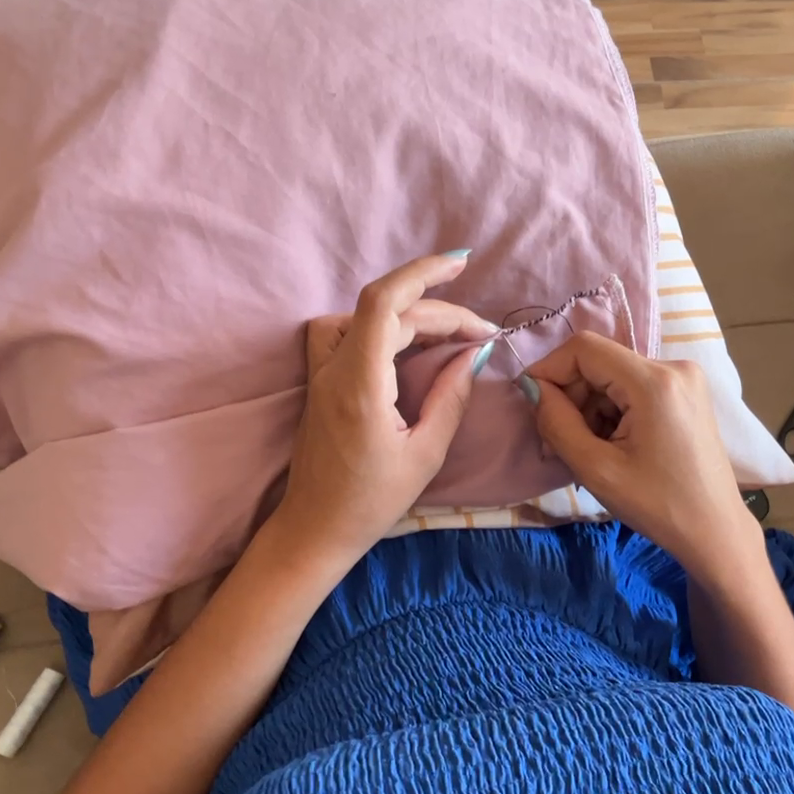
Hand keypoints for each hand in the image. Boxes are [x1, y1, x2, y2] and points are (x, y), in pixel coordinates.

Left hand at [269, 252, 495, 565]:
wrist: (313, 528)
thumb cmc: (371, 502)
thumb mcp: (425, 455)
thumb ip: (451, 397)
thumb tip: (474, 352)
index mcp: (360, 384)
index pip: (385, 303)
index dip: (423, 273)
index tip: (463, 265)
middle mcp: (334, 367)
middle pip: (386, 309)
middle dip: (439, 312)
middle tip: (480, 336)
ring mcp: (321, 371)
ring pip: (363, 314)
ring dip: (409, 312)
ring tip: (447, 332)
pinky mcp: (320, 379)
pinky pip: (349, 331)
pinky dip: (382, 325)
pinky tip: (405, 343)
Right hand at [526, 331, 760, 576]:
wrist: (714, 531)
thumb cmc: (657, 505)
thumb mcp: (596, 469)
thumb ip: (557, 422)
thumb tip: (533, 388)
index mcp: (654, 381)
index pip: (585, 348)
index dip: (550, 370)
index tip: (532, 405)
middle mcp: (673, 366)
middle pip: (600, 363)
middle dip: (571, 397)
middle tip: (556, 443)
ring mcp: (684, 379)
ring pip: (614, 377)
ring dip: (590, 409)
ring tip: (586, 452)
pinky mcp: (686, 394)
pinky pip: (633, 389)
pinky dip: (612, 412)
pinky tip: (611, 446)